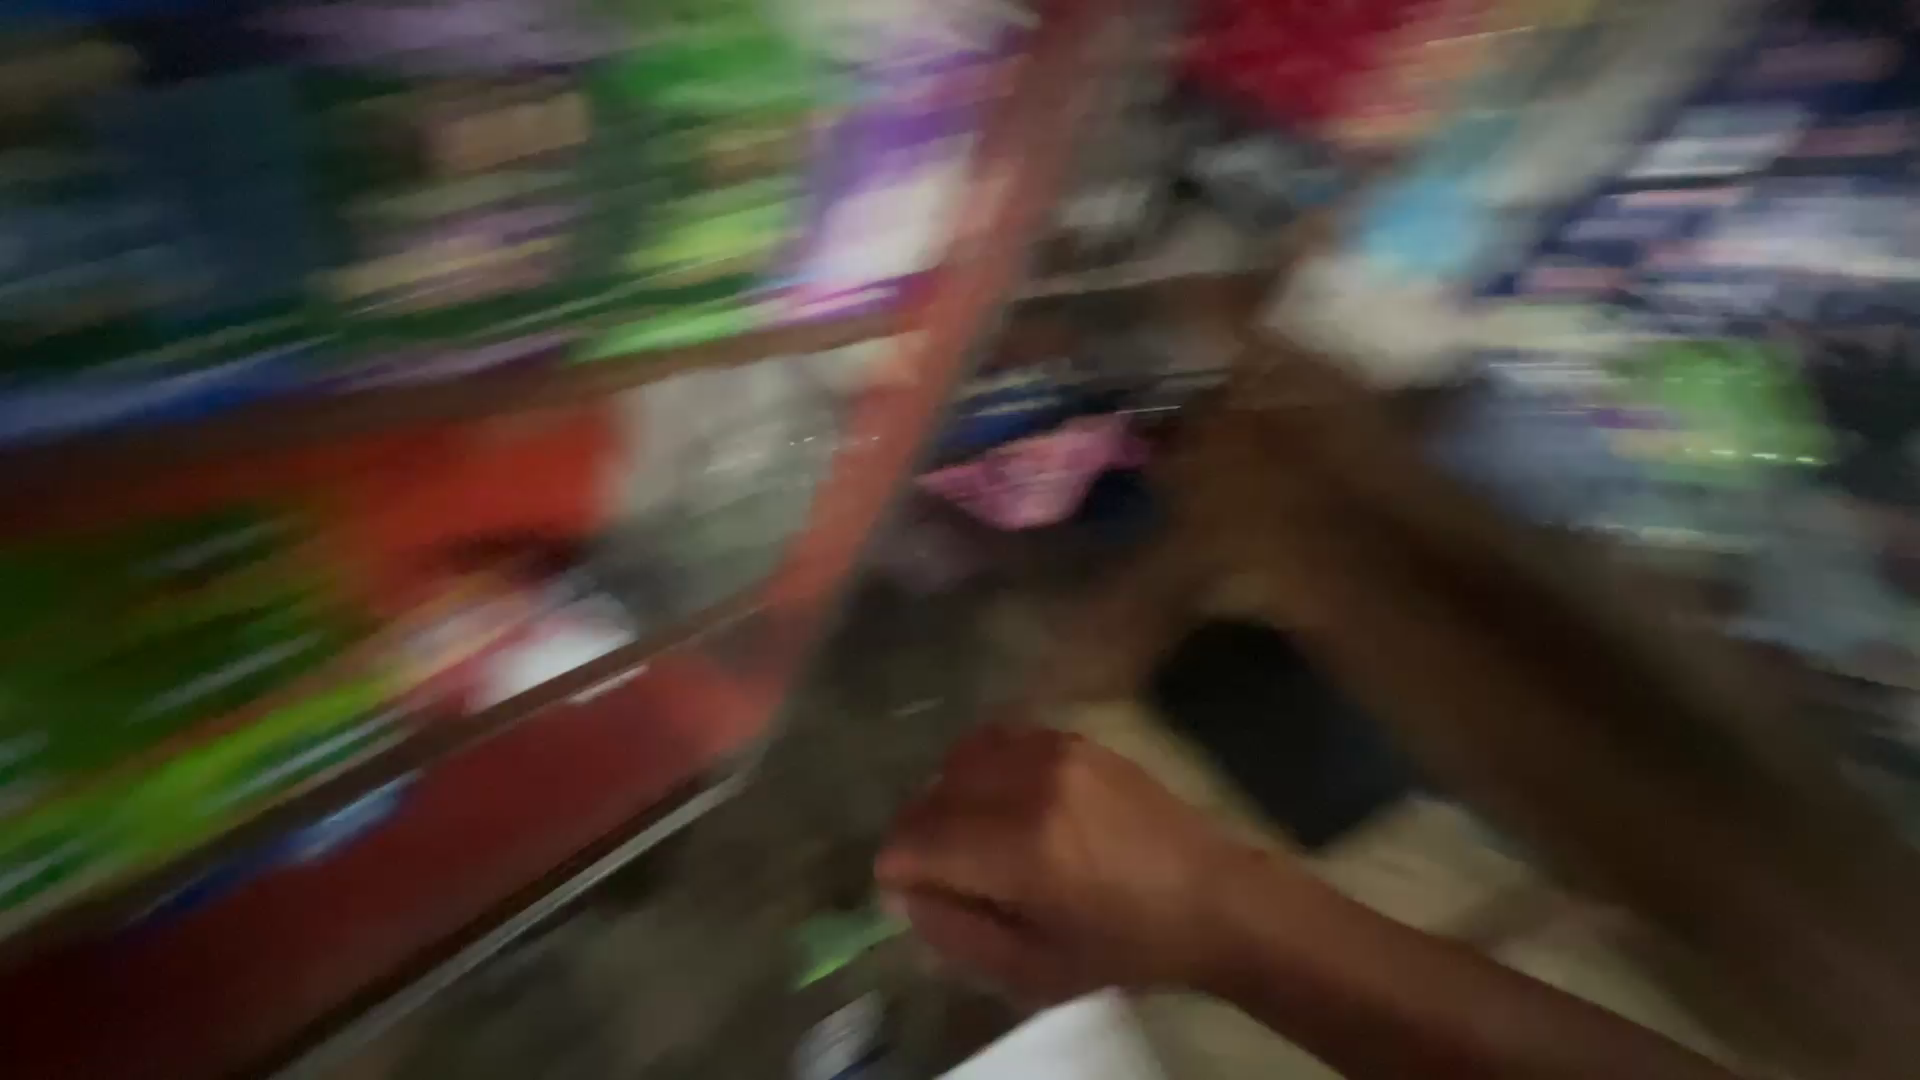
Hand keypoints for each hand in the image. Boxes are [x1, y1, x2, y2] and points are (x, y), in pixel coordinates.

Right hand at [874, 724, 1301, 1002]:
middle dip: (920, 834)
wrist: (1209, 892)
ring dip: (948, 796)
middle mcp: (1030, 784)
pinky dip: (982, 767)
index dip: (898, 870)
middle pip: (931, 795)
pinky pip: (998, 738)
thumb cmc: (1124, 944)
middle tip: (941, 868)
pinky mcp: (1070, 736)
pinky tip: (1004, 798)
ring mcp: (1053, 750)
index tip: (910, 890)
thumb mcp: (1034, 969)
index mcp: (1022, 850)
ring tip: (972, 831)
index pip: (915, 841)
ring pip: (959, 758)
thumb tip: (902, 892)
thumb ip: (955, 930)